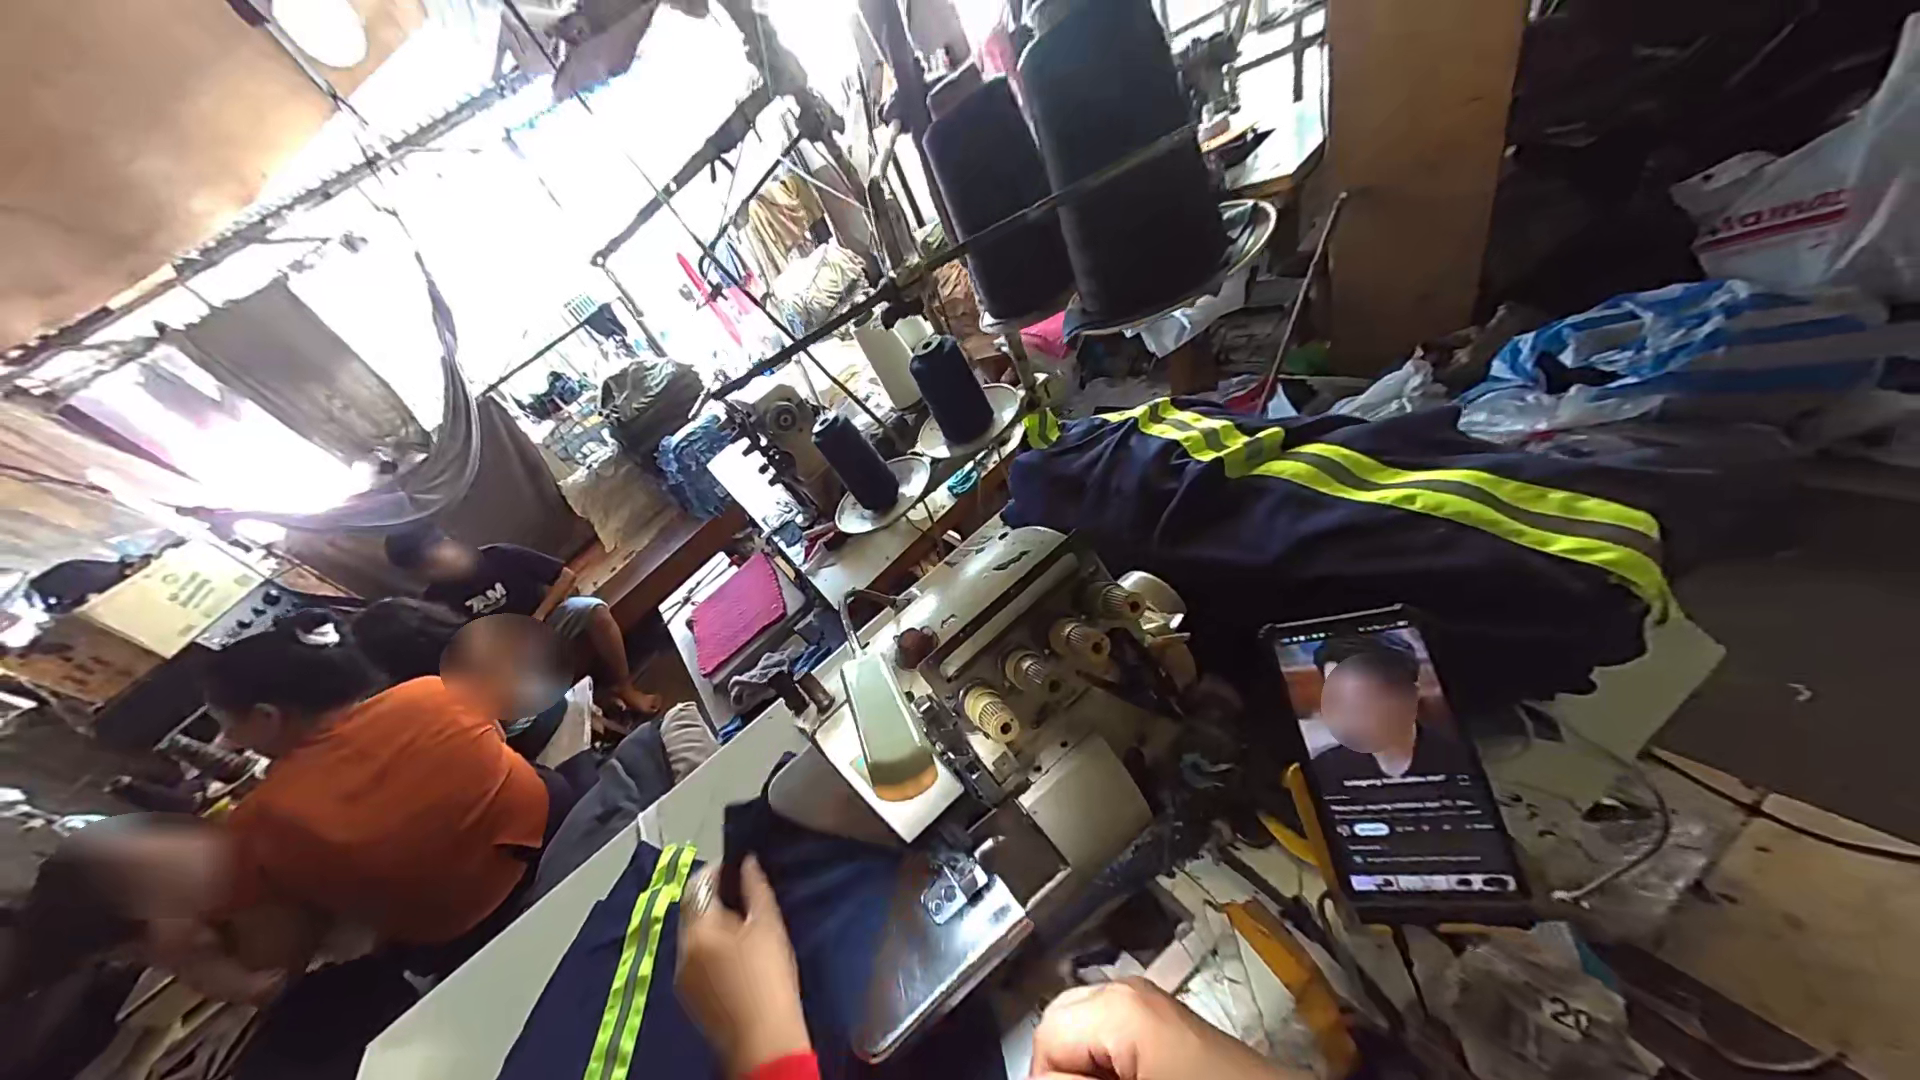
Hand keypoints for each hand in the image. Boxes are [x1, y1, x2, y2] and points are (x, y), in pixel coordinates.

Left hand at [675, 856, 810, 1077]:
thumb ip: (756, 887)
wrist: (764, 1040)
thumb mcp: (768, 923)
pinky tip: (734, 948)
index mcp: (698, 931)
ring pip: (694, 934)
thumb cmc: (769, 975)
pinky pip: (696, 956)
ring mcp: (681, 977)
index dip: (716, 868)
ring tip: (742, 917)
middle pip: (692, 910)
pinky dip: (710, 943)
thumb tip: (747, 861)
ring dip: (712, 920)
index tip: (738, 862)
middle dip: (714, 894)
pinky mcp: (689, 997)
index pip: (697, 885)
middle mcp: (681, 952)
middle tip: (743, 887)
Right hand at [1029, 977, 1295, 1079]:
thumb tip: (1041, 1078)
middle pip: (1063, 1023)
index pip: (1046, 1035)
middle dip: (1066, 1068)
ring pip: (1091, 1031)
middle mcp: (1135, 993)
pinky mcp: (1179, 1033)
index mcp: (1122, 1004)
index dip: (1049, 1079)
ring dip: (1089, 1067)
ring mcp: (1159, 1010)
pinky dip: (1115, 1065)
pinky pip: (1121, 1041)